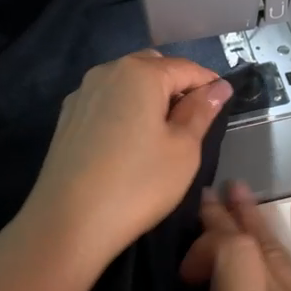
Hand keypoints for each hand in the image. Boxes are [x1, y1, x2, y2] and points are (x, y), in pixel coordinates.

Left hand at [25, 50, 232, 260]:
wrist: (67, 223)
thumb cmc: (137, 185)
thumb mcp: (183, 150)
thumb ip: (201, 112)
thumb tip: (218, 87)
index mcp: (140, 72)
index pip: (186, 67)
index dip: (209, 83)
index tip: (223, 104)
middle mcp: (108, 71)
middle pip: (153, 67)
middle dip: (176, 85)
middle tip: (192, 121)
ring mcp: (83, 92)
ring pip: (126, 81)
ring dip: (148, 96)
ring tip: (161, 133)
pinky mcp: (67, 116)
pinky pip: (106, 99)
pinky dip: (124, 109)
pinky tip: (128, 142)